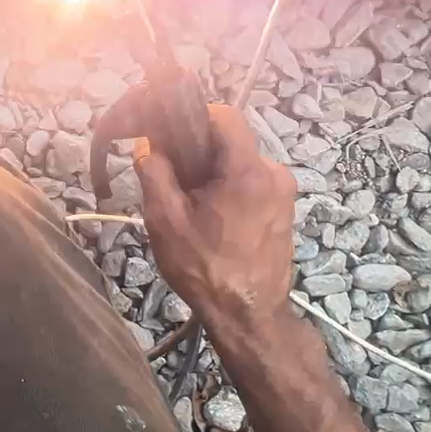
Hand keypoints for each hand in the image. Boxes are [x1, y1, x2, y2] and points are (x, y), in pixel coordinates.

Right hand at [137, 103, 296, 334]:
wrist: (248, 316)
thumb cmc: (205, 267)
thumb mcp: (166, 220)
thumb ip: (154, 174)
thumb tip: (147, 146)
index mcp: (248, 171)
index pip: (224, 115)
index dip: (192, 116)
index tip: (165, 135)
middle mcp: (274, 174)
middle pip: (229, 140)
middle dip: (195, 151)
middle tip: (168, 177)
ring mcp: (283, 193)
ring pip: (237, 163)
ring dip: (209, 173)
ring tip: (185, 204)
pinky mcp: (283, 210)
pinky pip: (248, 182)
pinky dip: (225, 188)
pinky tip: (207, 217)